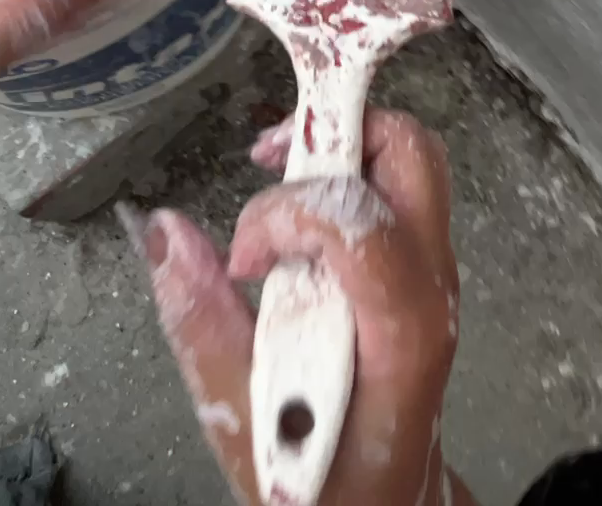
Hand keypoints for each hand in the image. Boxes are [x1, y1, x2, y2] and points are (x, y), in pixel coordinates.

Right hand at [124, 109, 468, 505]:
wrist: (389, 502)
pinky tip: (300, 206)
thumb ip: (200, 325)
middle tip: (272, 160)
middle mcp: (433, 285)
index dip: (287, 214)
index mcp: (400, 333)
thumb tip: (164, 230)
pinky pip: (400, 182)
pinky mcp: (423, 261)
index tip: (245, 258)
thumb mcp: (240, 423)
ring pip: (411, 157)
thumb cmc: (324, 479)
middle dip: (336, 132)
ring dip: (341, 143)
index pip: (360, 223)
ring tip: (277, 178)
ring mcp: (437, 268)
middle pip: (409, 155)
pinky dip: (349, 167)